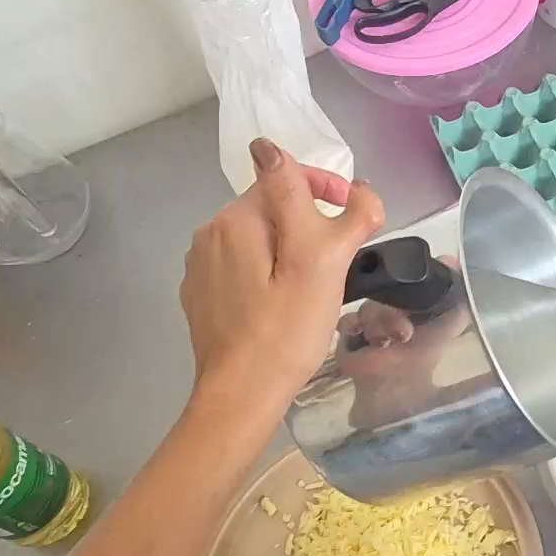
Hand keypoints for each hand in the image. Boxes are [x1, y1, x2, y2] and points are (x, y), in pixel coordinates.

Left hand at [179, 138, 383, 405]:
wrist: (242, 395)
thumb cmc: (287, 330)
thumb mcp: (317, 263)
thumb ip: (320, 206)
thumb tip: (304, 160)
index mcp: (236, 219)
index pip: (284, 176)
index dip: (326, 188)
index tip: (354, 220)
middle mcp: (209, 233)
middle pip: (271, 207)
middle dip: (310, 222)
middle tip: (341, 262)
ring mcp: (200, 266)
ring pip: (257, 237)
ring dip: (289, 247)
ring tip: (316, 285)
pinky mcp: (200, 294)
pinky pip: (242, 265)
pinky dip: (267, 271)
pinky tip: (282, 303)